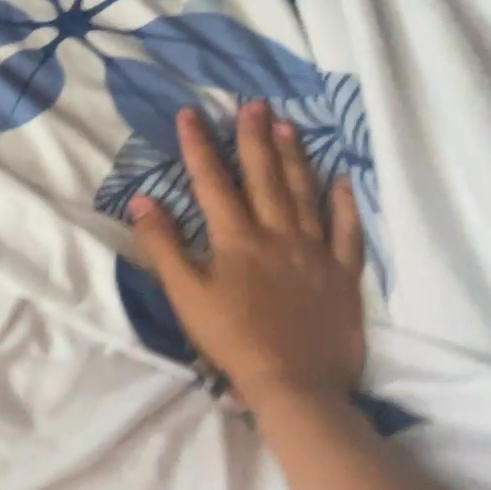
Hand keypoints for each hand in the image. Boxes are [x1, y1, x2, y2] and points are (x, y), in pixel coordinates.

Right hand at [130, 101, 365, 409]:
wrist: (296, 385)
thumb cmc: (230, 336)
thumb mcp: (183, 292)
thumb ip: (162, 244)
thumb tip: (143, 200)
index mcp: (236, 239)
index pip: (212, 181)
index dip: (199, 146)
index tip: (190, 113)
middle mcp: (278, 235)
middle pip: (264, 178)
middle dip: (254, 138)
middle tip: (252, 104)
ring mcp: (316, 253)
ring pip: (305, 194)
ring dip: (294, 157)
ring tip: (287, 126)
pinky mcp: (343, 275)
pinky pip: (347, 231)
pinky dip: (344, 203)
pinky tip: (341, 180)